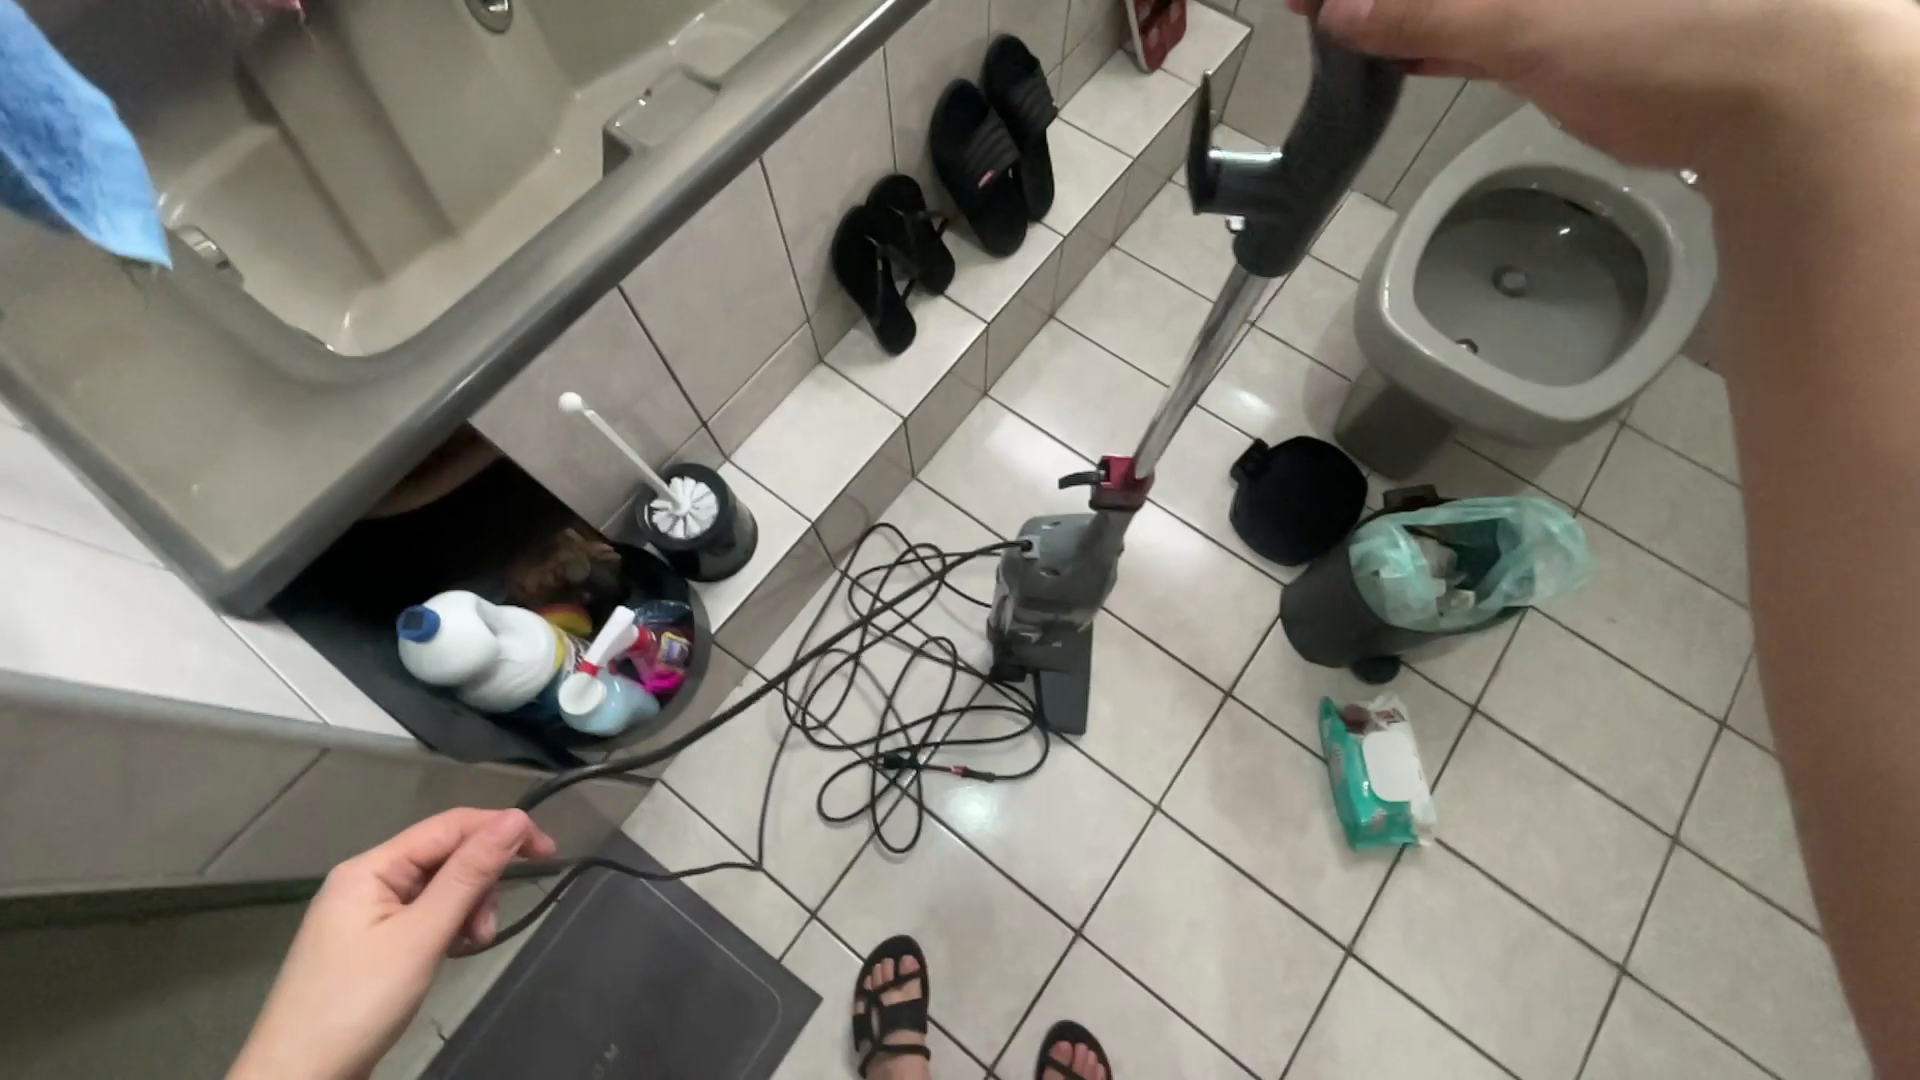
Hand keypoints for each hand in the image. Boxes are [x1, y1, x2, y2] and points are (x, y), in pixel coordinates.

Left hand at [227, 808, 557, 1079]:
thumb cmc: (356, 1004)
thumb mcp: (422, 936)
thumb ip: (469, 874)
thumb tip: (516, 818)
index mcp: (371, 868)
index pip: (451, 826)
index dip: (503, 829)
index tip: (548, 851)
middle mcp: (369, 880)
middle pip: (449, 855)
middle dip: (482, 881)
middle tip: (491, 924)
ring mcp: (370, 912)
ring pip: (444, 885)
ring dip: (471, 907)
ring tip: (474, 944)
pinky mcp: (376, 941)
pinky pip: (430, 911)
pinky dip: (453, 925)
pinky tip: (458, 948)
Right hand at [1289, 0, 1919, 168]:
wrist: (1763, 92)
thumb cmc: (1670, 30)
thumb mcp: (1530, 20)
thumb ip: (1430, 14)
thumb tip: (1340, 11)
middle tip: (1309, 8)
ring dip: (1389, 12)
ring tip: (1324, 23)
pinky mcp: (1548, 32)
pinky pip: (1465, 28)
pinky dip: (1421, 39)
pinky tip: (1379, 49)